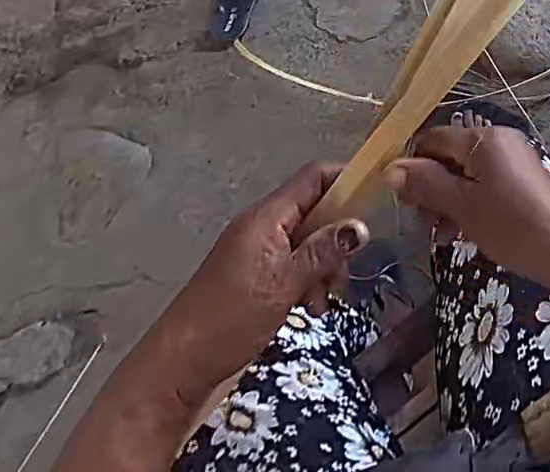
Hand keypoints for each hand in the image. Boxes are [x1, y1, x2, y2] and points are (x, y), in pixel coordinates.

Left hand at [149, 162, 369, 397]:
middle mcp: (264, 227)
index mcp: (267, 217)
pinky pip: (294, 264)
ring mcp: (258, 252)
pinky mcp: (255, 277)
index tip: (374, 196)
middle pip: (315, 210)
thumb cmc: (228, 319)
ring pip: (308, 241)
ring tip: (325, 298)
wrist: (175, 372)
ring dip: (324, 264)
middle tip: (347, 268)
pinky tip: (310, 307)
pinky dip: (309, 280)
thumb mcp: (284, 284)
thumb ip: (323, 251)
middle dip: (338, 235)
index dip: (346, 178)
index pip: (314, 177)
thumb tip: (361, 227)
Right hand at [382, 126, 549, 288]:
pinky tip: (460, 231)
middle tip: (422, 222)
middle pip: (449, 156)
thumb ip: (426, 184)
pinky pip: (483, 182)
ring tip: (440, 234)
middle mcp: (498, 139)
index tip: (400, 197)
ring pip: (465, 172)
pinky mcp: (520, 177)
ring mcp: (511, 158)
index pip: (433, 138)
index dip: (412, 165)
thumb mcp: (462, 206)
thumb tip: (390, 169)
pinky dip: (468, 202)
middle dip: (430, 187)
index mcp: (483, 138)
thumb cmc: (511, 225)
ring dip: (447, 200)